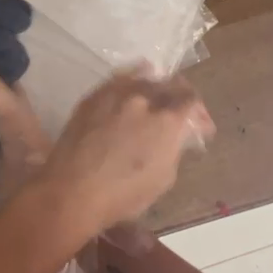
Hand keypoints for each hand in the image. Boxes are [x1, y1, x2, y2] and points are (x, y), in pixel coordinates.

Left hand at [0, 67, 212, 238]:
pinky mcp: (93, 96)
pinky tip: (133, 84)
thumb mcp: (164, 177)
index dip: (199, 113)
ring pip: (144, 76)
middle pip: (170, 84)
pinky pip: (118, 78)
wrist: (72, 190)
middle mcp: (144, 99)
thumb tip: (176, 135)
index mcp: (167, 122)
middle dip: (181, 97)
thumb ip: (174, 148)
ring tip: (158, 94)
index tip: (200, 127)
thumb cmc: (122, 196)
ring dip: (157, 84)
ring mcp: (116, 94)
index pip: (191, 101)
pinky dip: (131, 78)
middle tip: (181, 110)